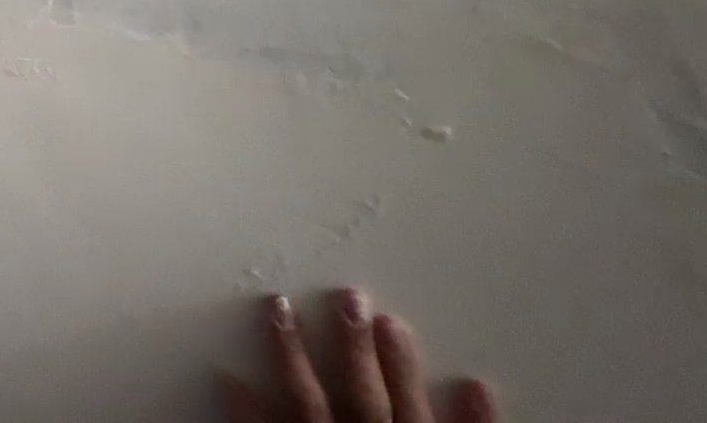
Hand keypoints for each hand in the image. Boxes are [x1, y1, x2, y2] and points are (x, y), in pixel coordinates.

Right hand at [223, 291, 497, 422]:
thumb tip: (230, 385)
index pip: (302, 397)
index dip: (287, 350)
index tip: (276, 305)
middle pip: (360, 395)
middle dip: (351, 345)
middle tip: (348, 297)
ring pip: (409, 413)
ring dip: (401, 369)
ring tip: (393, 323)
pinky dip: (476, 422)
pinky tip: (477, 387)